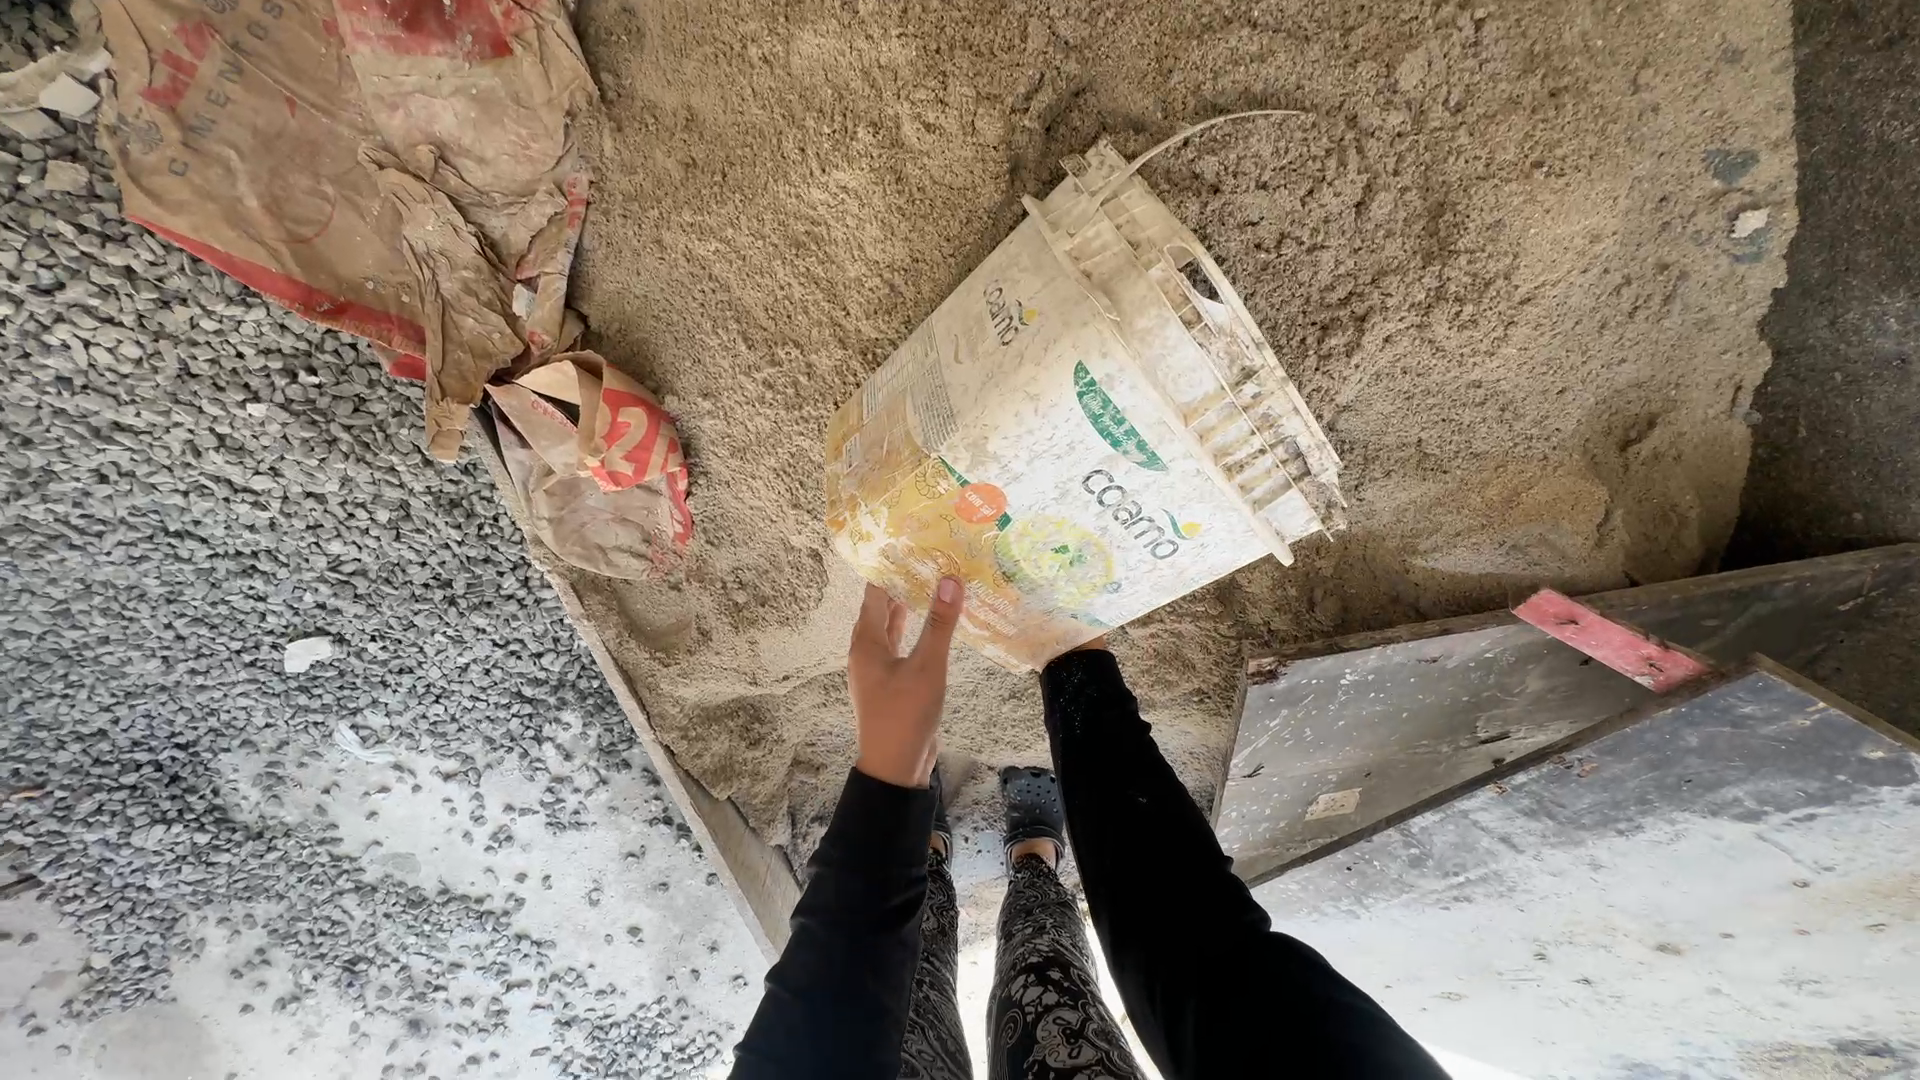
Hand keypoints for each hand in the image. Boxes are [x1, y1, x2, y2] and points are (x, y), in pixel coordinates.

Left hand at [848, 578, 964, 788]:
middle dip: (901, 585)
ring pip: (890, 629)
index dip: (890, 568)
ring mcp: (876, 669)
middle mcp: (866, 651)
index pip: (875, 593)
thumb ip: (939, 624)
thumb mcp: (927, 667)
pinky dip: (912, 632)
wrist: (894, 767)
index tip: (909, 544)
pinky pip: (898, 646)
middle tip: (926, 559)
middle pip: (881, 609)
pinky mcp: (890, 683)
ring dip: (907, 608)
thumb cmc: (905, 715)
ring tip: (929, 583)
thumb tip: (950, 579)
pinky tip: (931, 627)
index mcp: (866, 642)